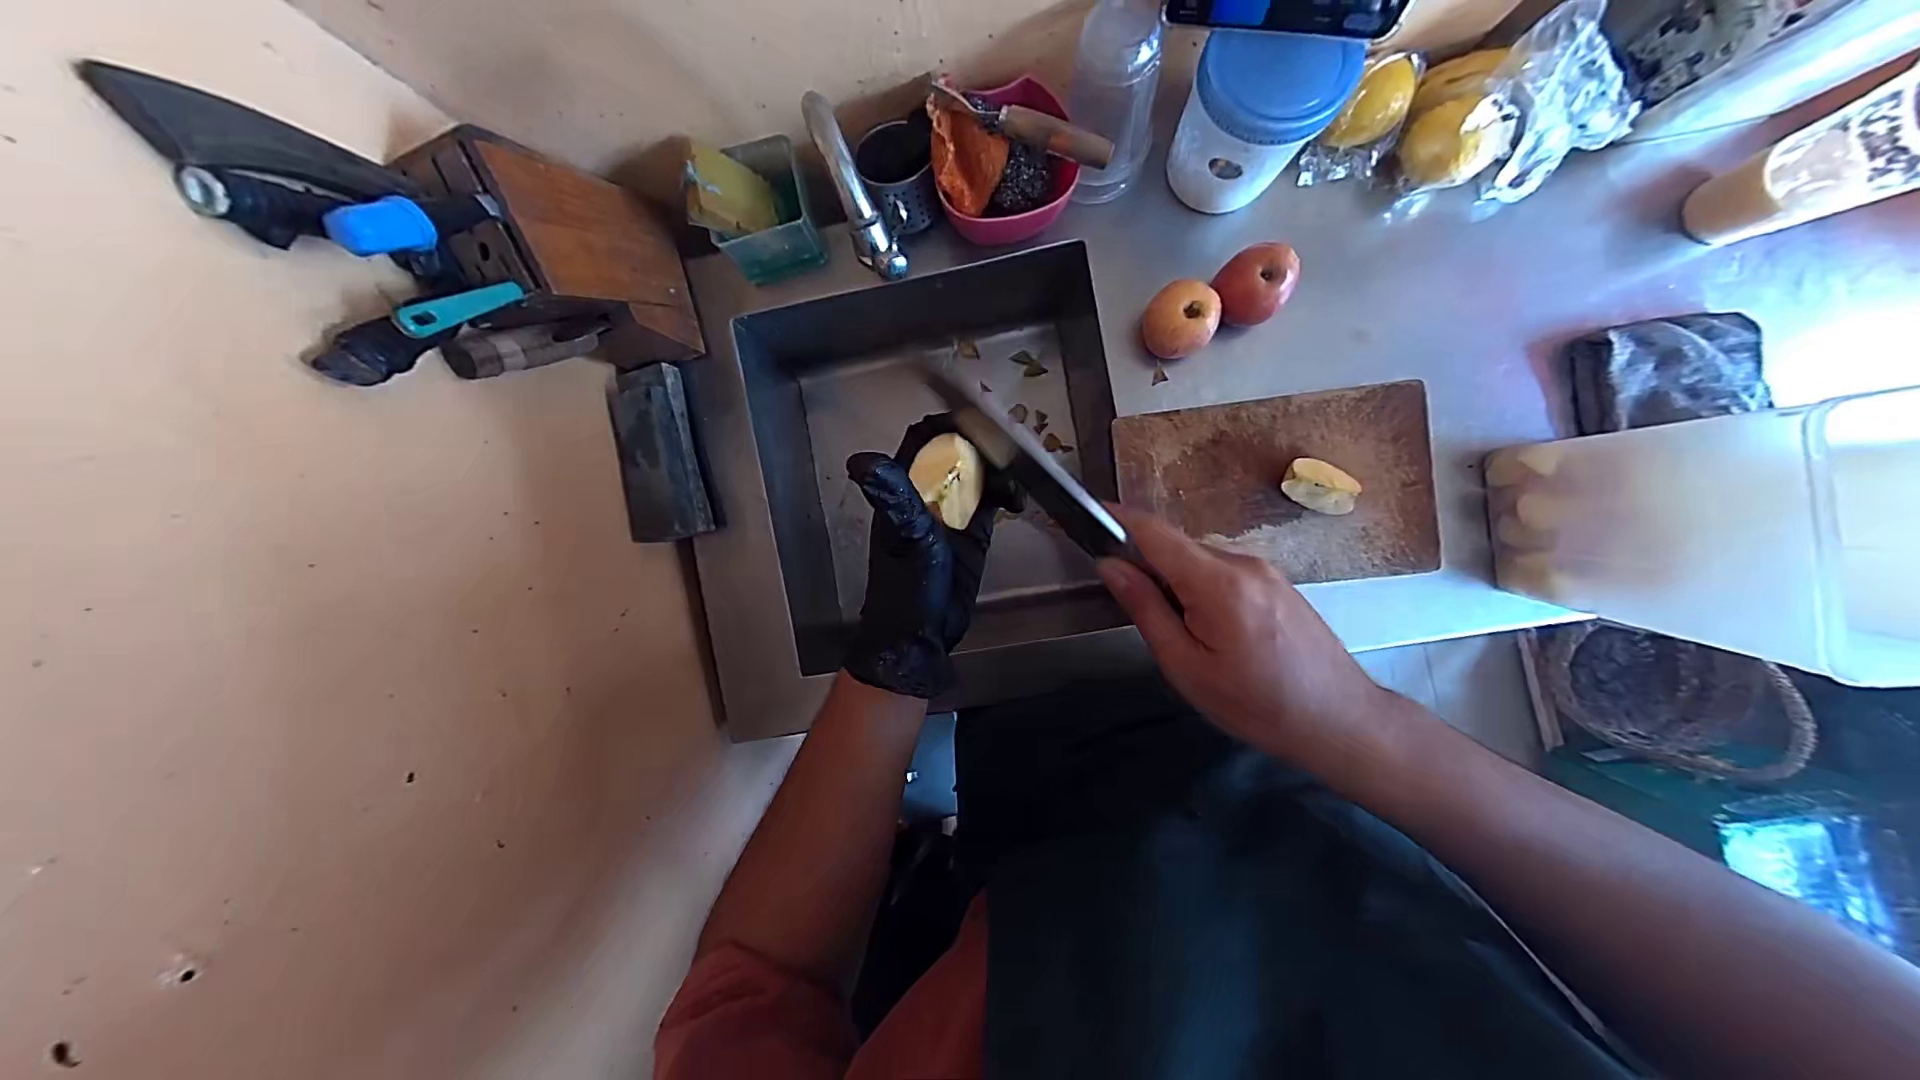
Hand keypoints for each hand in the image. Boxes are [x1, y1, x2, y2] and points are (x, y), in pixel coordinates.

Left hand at [841, 415, 1021, 698]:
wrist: (920, 634)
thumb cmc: (905, 587)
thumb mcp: (906, 537)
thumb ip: (895, 498)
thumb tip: (862, 460)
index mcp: (903, 490)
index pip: (922, 440)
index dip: (946, 424)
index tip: (976, 419)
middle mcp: (927, 495)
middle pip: (954, 453)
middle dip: (980, 443)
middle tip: (1008, 444)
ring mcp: (950, 514)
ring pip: (975, 475)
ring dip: (997, 469)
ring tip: (1015, 477)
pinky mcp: (972, 534)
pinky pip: (990, 502)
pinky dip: (1005, 494)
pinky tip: (1016, 501)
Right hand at [1096, 506, 1407, 768]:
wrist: (1341, 721)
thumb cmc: (1257, 704)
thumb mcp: (1185, 665)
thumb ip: (1145, 608)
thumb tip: (1111, 566)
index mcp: (1217, 582)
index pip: (1155, 532)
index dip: (1117, 518)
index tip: (1089, 514)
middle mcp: (1243, 563)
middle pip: (1176, 546)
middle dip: (1144, 563)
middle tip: (1126, 603)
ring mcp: (1264, 570)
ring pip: (1198, 560)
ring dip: (1172, 580)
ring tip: (1174, 630)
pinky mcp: (1276, 582)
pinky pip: (1221, 572)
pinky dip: (1198, 587)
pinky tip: (1206, 629)